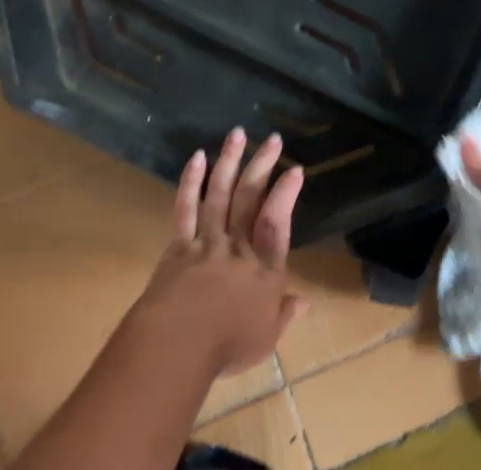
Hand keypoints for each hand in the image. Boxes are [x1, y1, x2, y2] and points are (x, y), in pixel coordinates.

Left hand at [133, 128, 306, 375]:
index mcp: (263, 269)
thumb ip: (285, 315)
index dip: (286, 195)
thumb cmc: (226, 347)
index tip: (295, 169)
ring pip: (221, 194)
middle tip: (274, 140)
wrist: (175, 345)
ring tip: (238, 134)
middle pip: (251, 199)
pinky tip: (198, 158)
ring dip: (230, 161)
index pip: (277, 222)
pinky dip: (192, 181)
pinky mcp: (179, 245)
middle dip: (263, 166)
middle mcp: (237, 247)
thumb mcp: (266, 338)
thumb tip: (306, 302)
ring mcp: (206, 241)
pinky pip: (186, 208)